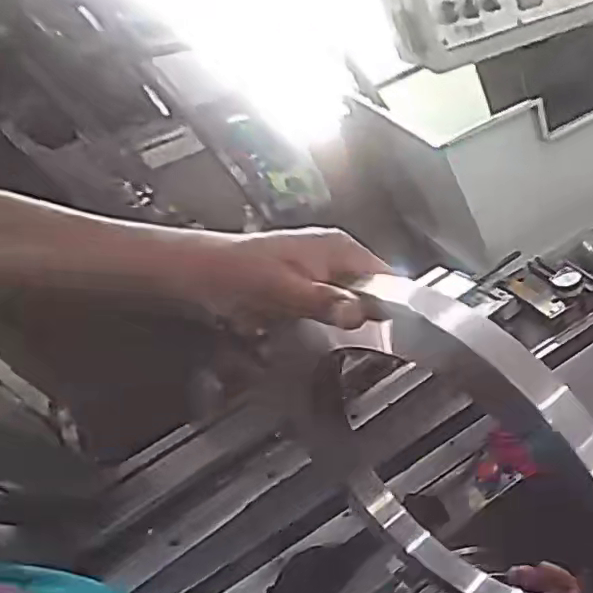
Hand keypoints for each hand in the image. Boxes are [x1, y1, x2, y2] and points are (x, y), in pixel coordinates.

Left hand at [168, 227, 389, 328]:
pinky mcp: (312, 285)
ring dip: (352, 324)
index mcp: (341, 248)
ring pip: (357, 303)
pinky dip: (335, 323)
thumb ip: (325, 302)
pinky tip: (326, 335)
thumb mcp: (284, 290)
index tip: (400, 334)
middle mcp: (339, 256)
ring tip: (345, 341)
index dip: (399, 306)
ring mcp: (326, 270)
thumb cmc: (234, 274)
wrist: (191, 272)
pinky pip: (338, 308)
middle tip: (369, 345)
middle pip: (377, 294)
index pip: (391, 279)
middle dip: (374, 319)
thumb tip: (360, 314)